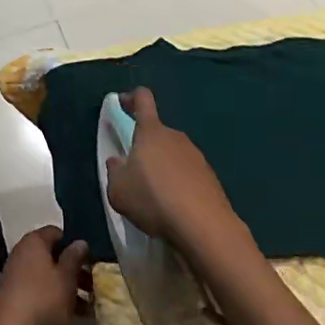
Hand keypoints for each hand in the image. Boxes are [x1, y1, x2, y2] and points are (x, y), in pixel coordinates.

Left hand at [0, 227, 88, 324]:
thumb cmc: (43, 297)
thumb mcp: (66, 277)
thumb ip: (75, 257)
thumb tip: (80, 242)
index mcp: (35, 240)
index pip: (58, 233)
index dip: (75, 244)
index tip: (89, 259)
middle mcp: (22, 251)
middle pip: (52, 255)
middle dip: (72, 269)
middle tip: (91, 284)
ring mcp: (15, 273)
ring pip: (46, 274)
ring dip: (65, 286)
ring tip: (85, 305)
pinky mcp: (12, 294)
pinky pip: (37, 289)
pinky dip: (52, 297)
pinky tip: (67, 314)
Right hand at [103, 88, 238, 249]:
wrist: (203, 226)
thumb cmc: (153, 199)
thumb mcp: (118, 189)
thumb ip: (114, 171)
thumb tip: (118, 161)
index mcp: (151, 132)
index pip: (143, 99)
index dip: (131, 98)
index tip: (122, 104)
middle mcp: (175, 137)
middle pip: (157, 133)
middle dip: (145, 148)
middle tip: (134, 173)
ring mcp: (196, 156)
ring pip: (173, 154)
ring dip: (162, 168)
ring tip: (154, 196)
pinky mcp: (210, 177)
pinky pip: (187, 174)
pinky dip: (178, 184)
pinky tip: (173, 207)